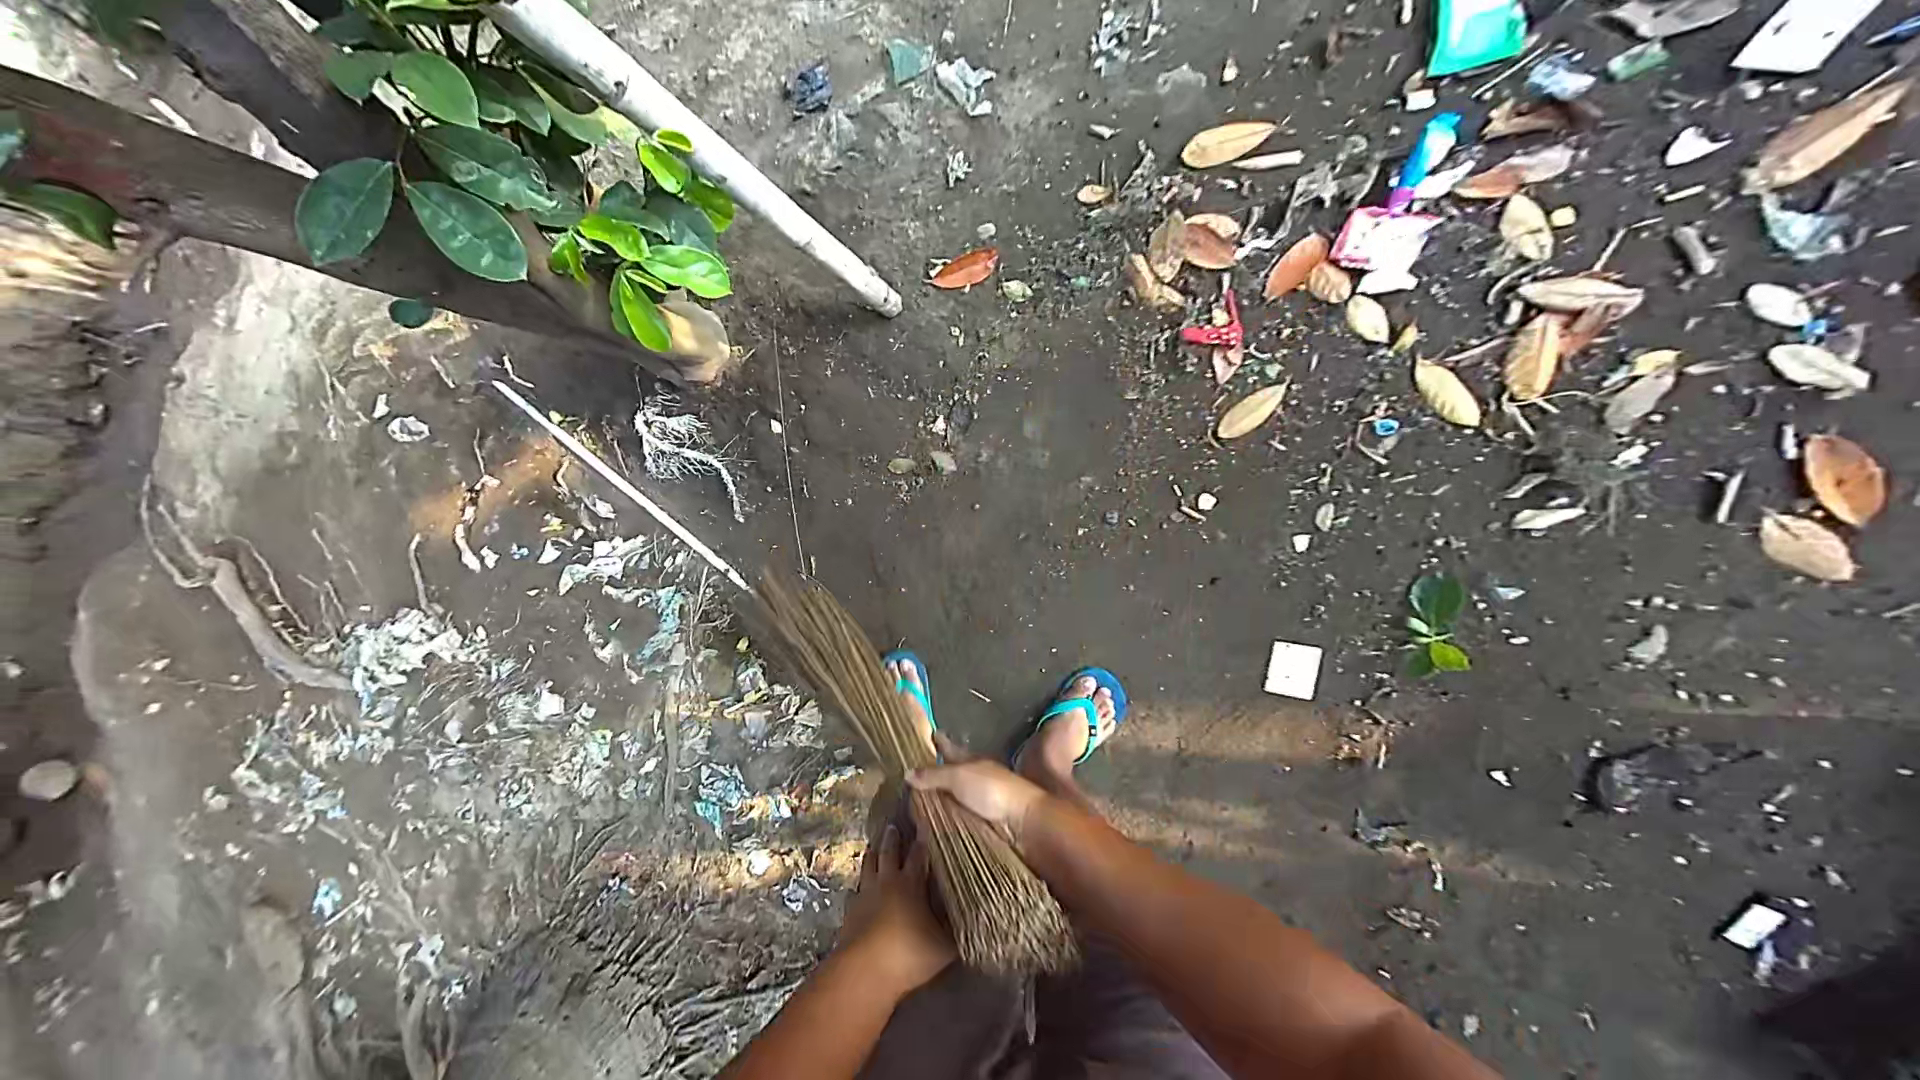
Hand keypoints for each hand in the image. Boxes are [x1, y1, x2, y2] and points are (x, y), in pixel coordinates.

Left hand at [835, 819, 952, 994]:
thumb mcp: (944, 946)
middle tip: (892, 827)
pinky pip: (854, 892)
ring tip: (873, 847)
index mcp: (910, 883)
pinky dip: (858, 886)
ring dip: (872, 855)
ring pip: (868, 867)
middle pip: (888, 853)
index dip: (923, 840)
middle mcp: (887, 882)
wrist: (864, 972)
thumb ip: (958, 931)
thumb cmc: (908, 953)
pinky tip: (857, 889)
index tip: (925, 824)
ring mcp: (865, 895)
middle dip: (892, 839)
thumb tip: (973, 919)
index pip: (919, 854)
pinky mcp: (849, 912)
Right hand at [907, 732, 1048, 846]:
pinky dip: (945, 815)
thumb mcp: (959, 777)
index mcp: (971, 761)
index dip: (940, 741)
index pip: (950, 748)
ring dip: (939, 795)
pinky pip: (956, 815)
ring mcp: (978, 801)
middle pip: (950, 772)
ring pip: (953, 794)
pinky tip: (933, 820)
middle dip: (935, 769)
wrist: (1023, 822)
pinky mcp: (979, 822)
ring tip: (918, 797)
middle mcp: (974, 778)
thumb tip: (907, 772)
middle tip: (913, 769)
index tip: (930, 732)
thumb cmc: (993, 790)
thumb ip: (934, 775)